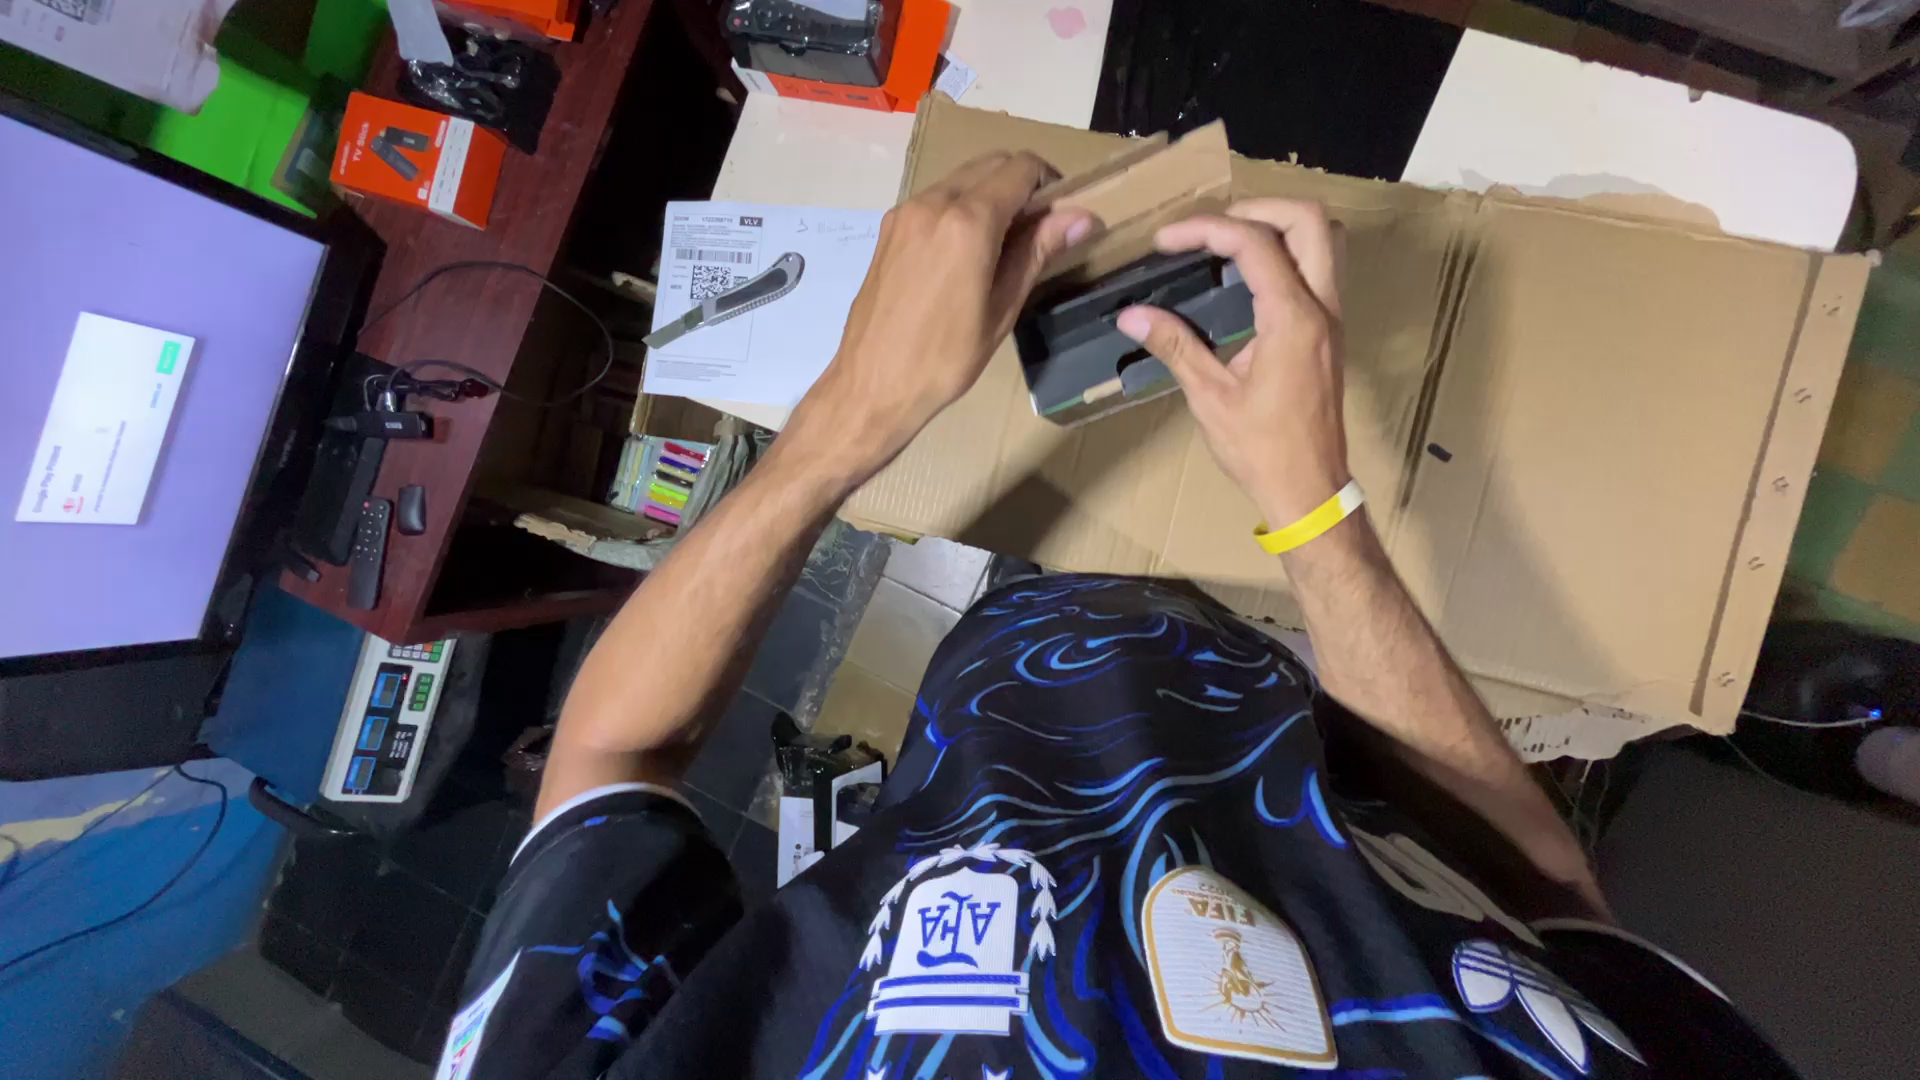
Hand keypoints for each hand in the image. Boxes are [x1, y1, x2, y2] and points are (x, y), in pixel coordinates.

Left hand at [786, 152, 1095, 480]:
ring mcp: (905, 214)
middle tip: (1038, 231)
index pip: (1020, 169)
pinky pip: (934, 201)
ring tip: (1002, 247)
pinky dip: (960, 209)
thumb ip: (1037, 253)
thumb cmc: (944, 360)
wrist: (872, 385)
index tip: (1061, 216)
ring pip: (960, 180)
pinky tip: (966, 255)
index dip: (1049, 184)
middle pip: (990, 165)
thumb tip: (1081, 217)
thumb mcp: (1001, 310)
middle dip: (1021, 186)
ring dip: (989, 196)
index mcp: (967, 222)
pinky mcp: (888, 231)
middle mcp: (933, 203)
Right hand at [1115, 199, 1346, 528]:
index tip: (1166, 241)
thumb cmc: (1259, 449)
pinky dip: (1286, 255)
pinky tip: (1245, 280)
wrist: (1307, 487)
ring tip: (1228, 242)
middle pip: (1308, 221)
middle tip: (1210, 226)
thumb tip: (1131, 316)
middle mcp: (1322, 307)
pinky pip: (1318, 269)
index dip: (1206, 230)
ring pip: (1324, 240)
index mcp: (1292, 320)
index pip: (1255, 245)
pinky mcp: (1329, 333)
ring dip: (1279, 227)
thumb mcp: (1210, 397)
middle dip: (1256, 209)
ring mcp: (1333, 318)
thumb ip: (1175, 347)